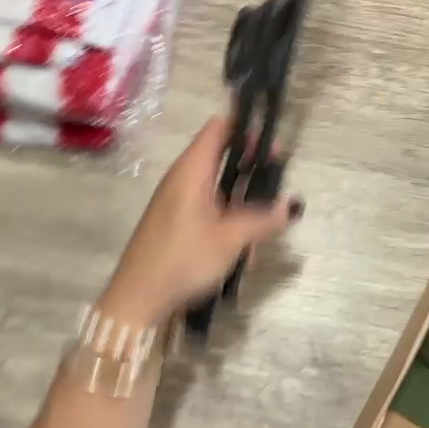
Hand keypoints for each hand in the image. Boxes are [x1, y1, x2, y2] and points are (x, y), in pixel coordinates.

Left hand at [99, 117, 302, 325]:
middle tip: (277, 176)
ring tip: (266, 214)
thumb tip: (292, 205)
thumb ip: (264, 219)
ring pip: (216, 182)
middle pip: (220, 153)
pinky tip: (242, 241)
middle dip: (250, 163)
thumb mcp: (231, 239)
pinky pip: (207, 204)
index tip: (270, 144)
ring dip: (242, 193)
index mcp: (192, 170)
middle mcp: (182, 177)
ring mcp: (176, 200)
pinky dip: (227, 212)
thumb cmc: (183, 259)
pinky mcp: (174, 221)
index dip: (245, 128)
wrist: (136, 300)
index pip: (219, 128)